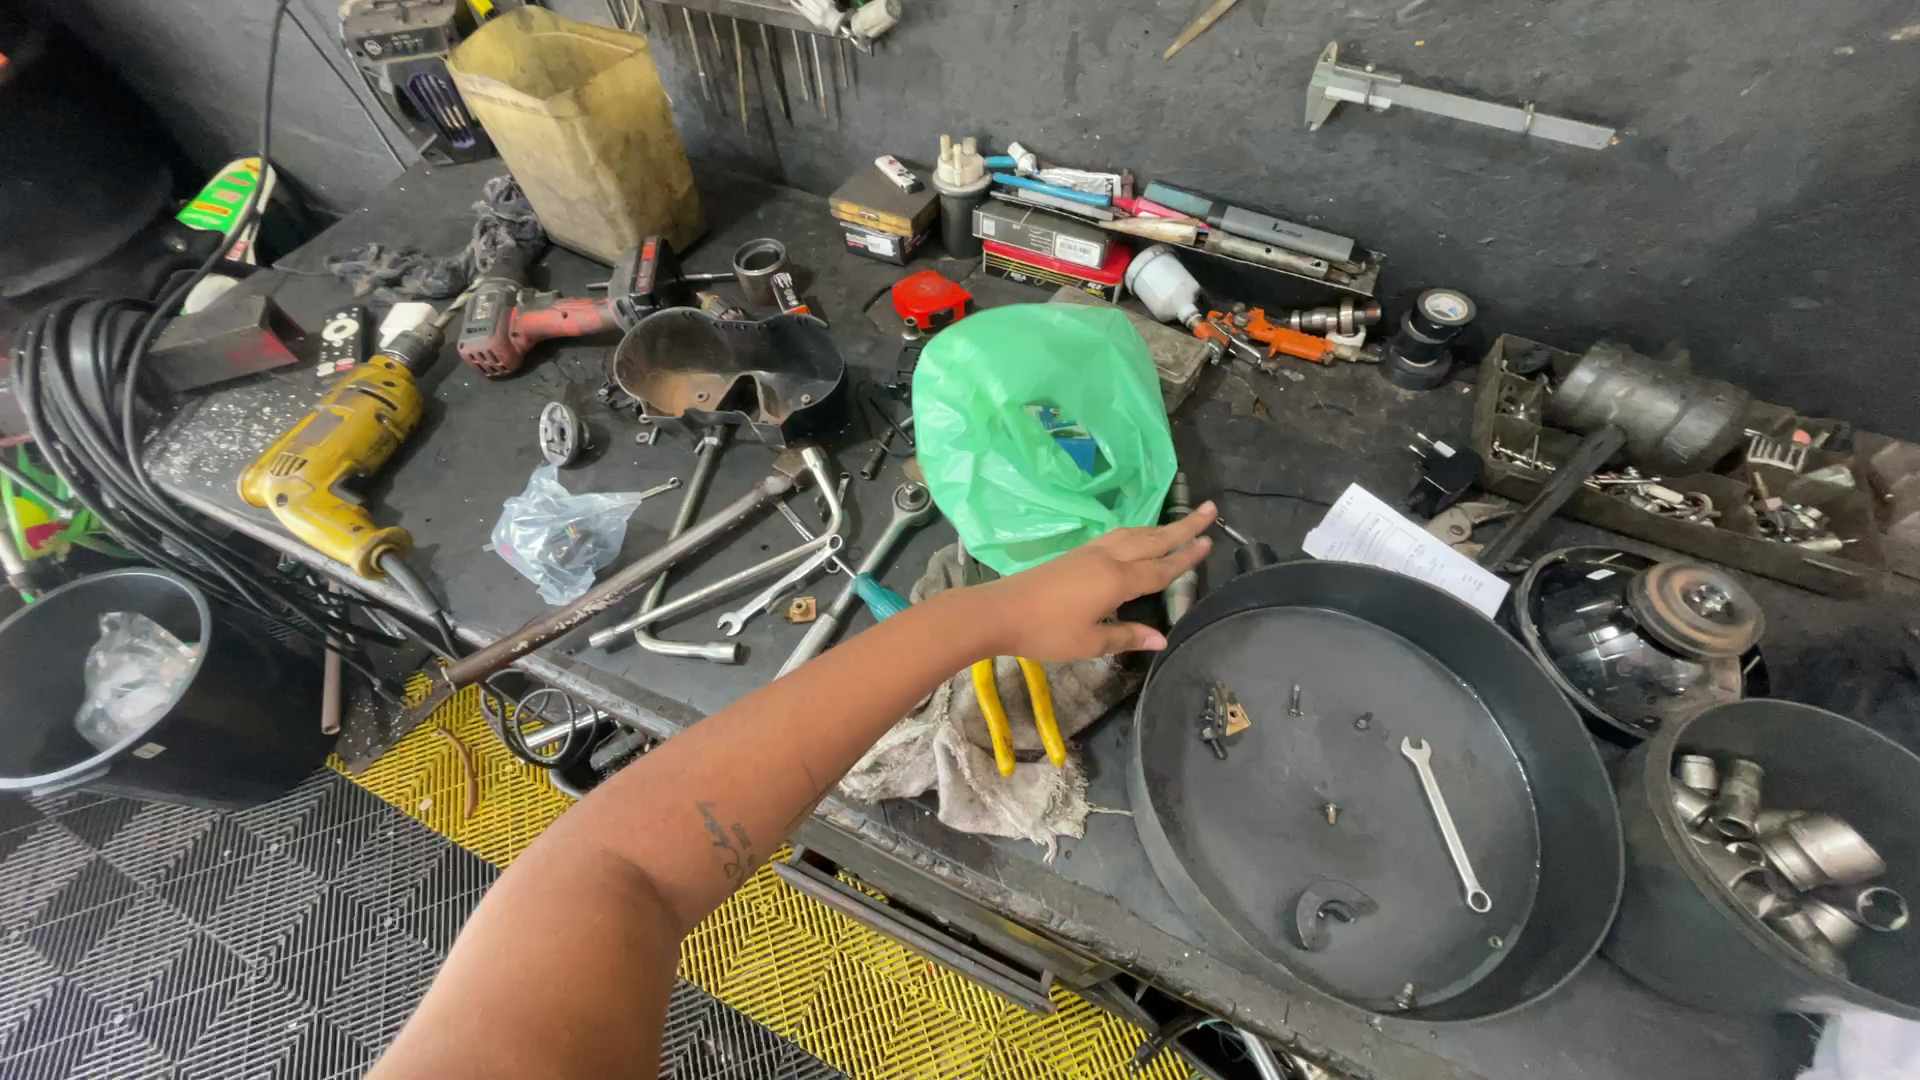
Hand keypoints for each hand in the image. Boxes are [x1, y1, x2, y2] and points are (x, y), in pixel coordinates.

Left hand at [965, 501, 1217, 662]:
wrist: (1000, 611)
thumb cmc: (1046, 632)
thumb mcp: (1090, 643)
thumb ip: (1127, 636)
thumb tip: (1163, 638)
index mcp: (1117, 580)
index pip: (1161, 568)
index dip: (1186, 557)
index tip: (1210, 540)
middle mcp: (1107, 559)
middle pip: (1152, 540)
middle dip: (1183, 526)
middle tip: (1210, 509)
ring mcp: (1089, 553)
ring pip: (1133, 534)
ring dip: (1159, 527)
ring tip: (1180, 522)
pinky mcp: (1075, 554)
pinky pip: (1116, 537)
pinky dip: (1136, 532)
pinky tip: (1136, 536)